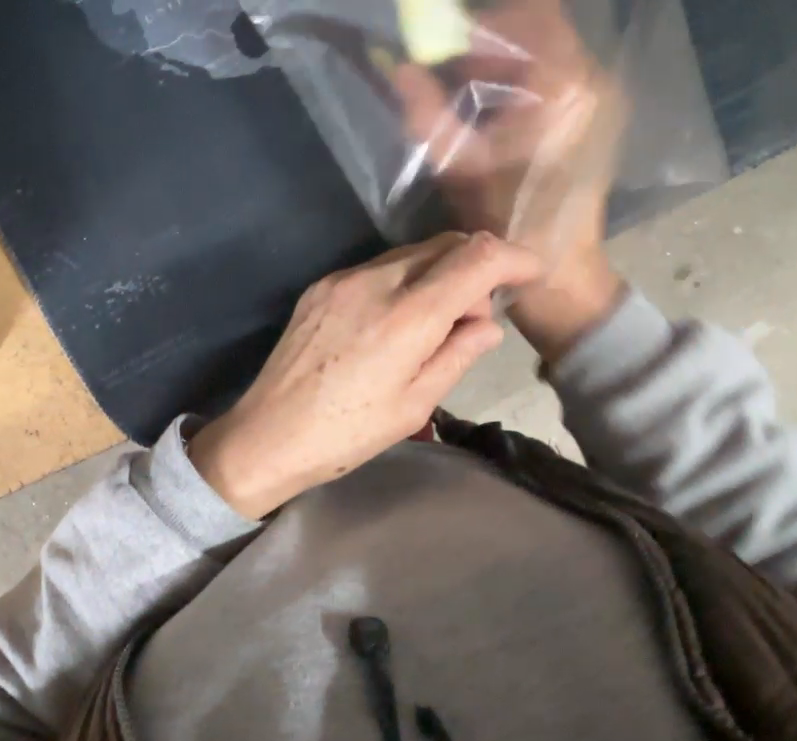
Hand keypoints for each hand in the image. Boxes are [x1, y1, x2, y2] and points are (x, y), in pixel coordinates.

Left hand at [189, 232, 541, 518]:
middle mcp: (375, 282)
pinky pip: (377, 269)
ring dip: (438, 274)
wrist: (266, 438)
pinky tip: (396, 322)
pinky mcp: (318, 288)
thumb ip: (456, 356)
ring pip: (410, 254)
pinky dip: (403, 282)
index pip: (477, 257)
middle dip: (475, 268)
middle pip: (445, 245)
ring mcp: (341, 280)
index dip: (514, 259)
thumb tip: (487, 324)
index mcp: (407, 316)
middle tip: (475, 317)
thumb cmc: (345, 436)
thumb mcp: (413, 406)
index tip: (529, 275)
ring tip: (434, 325)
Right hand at [391, 1, 626, 356]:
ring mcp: (596, 100)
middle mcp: (588, 81)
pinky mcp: (592, 121)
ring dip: (500, 68)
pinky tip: (487, 118)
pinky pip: (551, 81)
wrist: (561, 276)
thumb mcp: (460, 169)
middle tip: (445, 73)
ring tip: (461, 97)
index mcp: (563, 86)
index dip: (480, 26)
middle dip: (486, 48)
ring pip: (544, 55)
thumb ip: (427, 115)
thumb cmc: (511, 227)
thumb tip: (397, 70)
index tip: (442, 48)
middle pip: (536, 31)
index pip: (527, 15)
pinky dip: (517, 88)